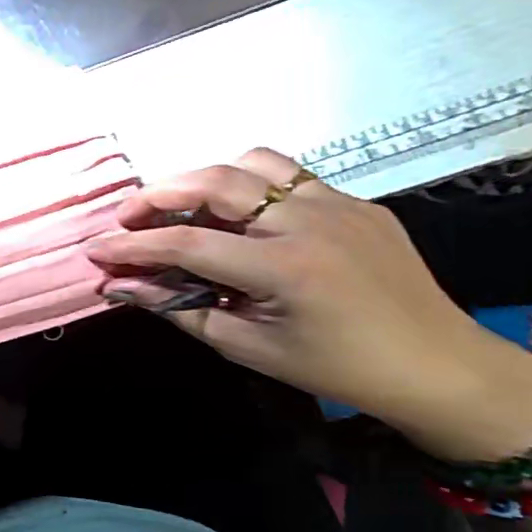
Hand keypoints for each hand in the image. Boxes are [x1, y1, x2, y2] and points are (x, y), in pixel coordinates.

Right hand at [86, 148, 531, 462]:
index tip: (97, 250)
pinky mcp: (356, 199)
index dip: (134, 247)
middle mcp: (309, 220)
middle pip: (215, 181)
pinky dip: (251, 185)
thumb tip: (124, 287)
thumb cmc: (334, 368)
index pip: (188, 245)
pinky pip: (291, 175)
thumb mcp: (249, 348)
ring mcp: (338, 201)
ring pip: (253, 162)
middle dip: (159, 195)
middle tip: (129, 217)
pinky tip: (242, 214)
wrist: (434, 364)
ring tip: (182, 206)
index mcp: (284, 268)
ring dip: (206, 178)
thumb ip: (181, 311)